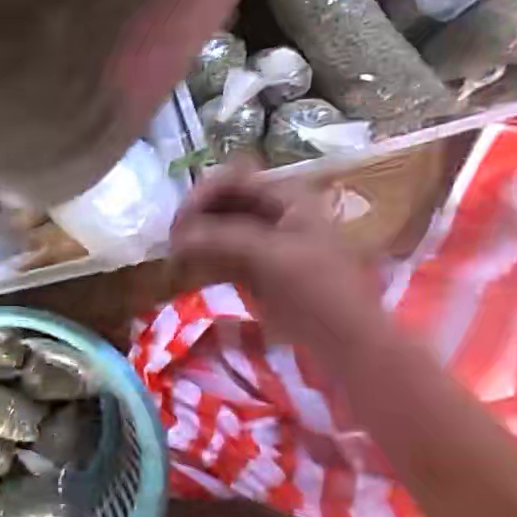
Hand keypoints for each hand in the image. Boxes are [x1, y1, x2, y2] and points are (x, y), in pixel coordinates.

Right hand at [166, 162, 388, 354]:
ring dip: (194, 238)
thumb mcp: (272, 256)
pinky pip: (219, 253)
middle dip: (195, 217)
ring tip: (176, 257)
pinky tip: (186, 270)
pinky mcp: (254, 267)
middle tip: (173, 241)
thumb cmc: (317, 290)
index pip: (234, 178)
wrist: (343, 338)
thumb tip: (177, 237)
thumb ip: (223, 239)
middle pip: (221, 201)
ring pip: (217, 227)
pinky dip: (201, 258)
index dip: (204, 193)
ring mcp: (263, 240)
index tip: (182, 221)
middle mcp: (274, 212)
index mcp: (288, 197)